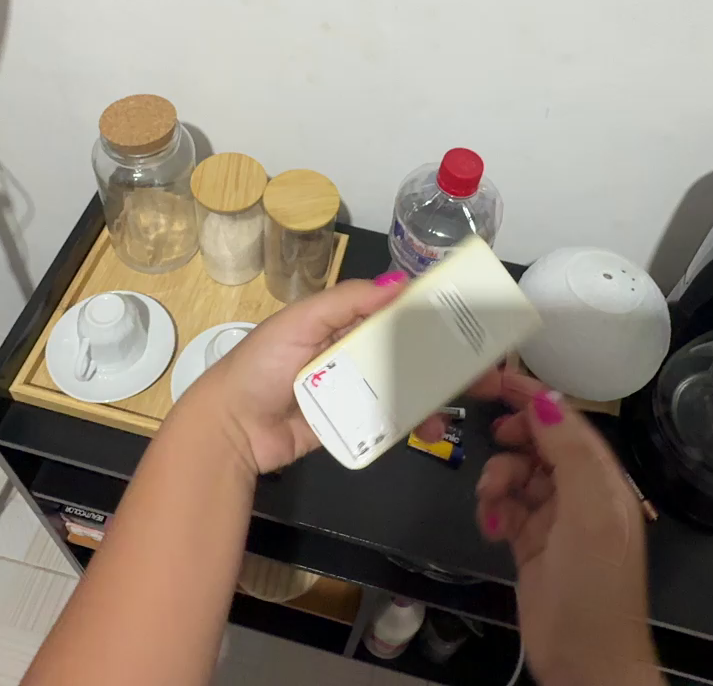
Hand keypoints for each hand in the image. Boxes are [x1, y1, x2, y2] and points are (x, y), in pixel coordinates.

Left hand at [180, 272, 458, 474]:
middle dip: (442, 358)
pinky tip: (431, 429)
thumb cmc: (263, 365)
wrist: (231, 427)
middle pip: (404, 351)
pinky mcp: (351, 424)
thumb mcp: (301, 321)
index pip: (389, 311)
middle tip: (481, 367)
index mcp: (338, 322)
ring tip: (460, 401)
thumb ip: (347, 301)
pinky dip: (413, 423)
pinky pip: (388, 419)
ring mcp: (352, 390)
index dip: (425, 313)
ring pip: (403, 386)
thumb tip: (401, 283)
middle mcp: (349, 353)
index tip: (464, 316)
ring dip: (432, 393)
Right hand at [478, 376, 660, 685]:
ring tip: (490, 498)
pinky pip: (505, 504)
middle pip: (539, 441)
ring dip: (499, 477)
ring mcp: (554, 516)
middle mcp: (580, 491)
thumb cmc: (593, 587)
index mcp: (602, 479)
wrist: (584, 666)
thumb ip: (570, 453)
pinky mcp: (529, 539)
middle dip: (513, 437)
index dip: (533, 396)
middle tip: (492, 437)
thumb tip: (545, 399)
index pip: (566, 420)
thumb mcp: (588, 514)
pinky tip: (490, 524)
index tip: (495, 379)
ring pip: (517, 471)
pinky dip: (493, 506)